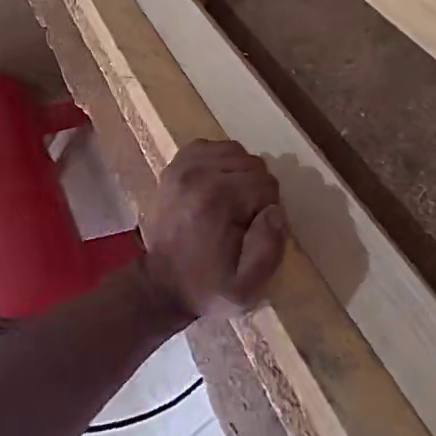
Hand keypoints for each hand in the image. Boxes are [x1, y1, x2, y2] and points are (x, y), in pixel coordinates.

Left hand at [139, 139, 287, 321]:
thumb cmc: (207, 287)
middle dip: (255, 189)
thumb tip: (275, 210)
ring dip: (240, 174)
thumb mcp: (247, 287)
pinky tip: (218, 186)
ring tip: (231, 202)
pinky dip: (221, 162)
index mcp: (216, 198)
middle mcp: (197, 173)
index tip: (252, 230)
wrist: (161, 284)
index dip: (267, 208)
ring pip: (235, 151)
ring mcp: (182, 165)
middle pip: (252, 163)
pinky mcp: (175, 164)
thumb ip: (269, 250)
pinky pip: (212, 147)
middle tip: (243, 218)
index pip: (267, 184)